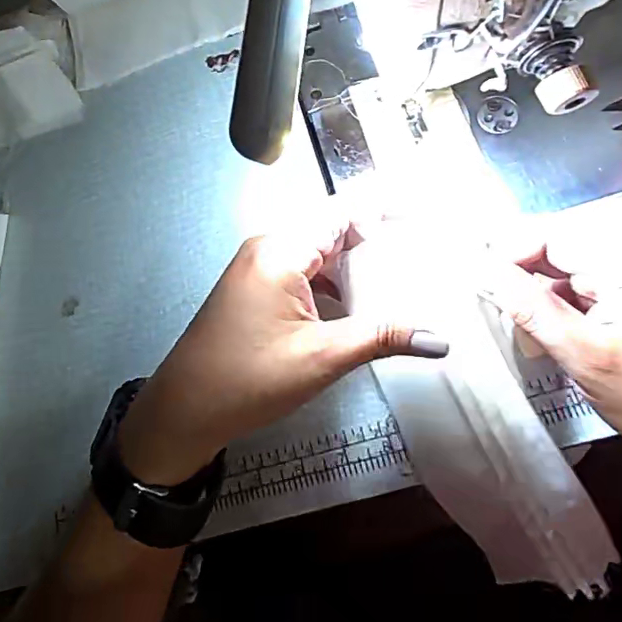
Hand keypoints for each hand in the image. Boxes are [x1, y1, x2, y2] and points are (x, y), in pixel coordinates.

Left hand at [120, 217, 447, 484]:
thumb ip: (382, 338)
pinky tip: (360, 298)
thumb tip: (439, 341)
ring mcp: (260, 265)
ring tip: (401, 271)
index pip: (344, 213)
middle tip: (422, 247)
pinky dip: (335, 277)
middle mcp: (269, 246)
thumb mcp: (321, 358)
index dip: (387, 209)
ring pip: (320, 248)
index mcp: (281, 250)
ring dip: (356, 260)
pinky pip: (305, 266)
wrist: (183, 412)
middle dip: (377, 236)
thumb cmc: (247, 380)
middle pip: (334, 226)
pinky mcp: (258, 284)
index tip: (425, 215)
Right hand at [486, 236, 621, 531]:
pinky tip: (543, 338)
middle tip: (488, 309)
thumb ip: (530, 308)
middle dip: (522, 278)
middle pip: (560, 253)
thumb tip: (479, 268)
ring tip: (513, 329)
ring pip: (569, 277)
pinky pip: (586, 296)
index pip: (553, 235)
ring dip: (539, 299)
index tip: (472, 280)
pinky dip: (561, 314)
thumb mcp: (588, 356)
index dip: (509, 253)